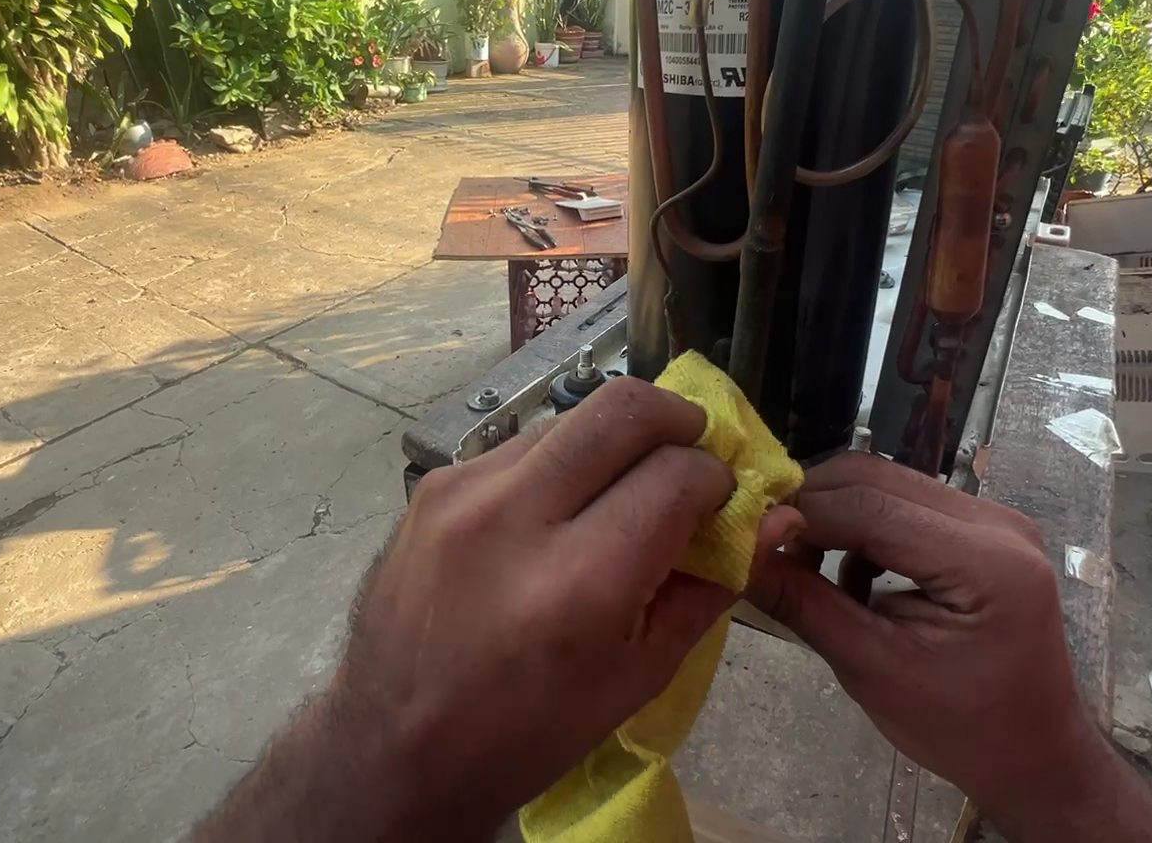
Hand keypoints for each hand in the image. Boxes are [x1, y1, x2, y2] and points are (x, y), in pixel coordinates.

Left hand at [197, 378, 802, 841]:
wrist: (390, 743)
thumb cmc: (527, 730)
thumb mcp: (637, 677)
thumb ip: (709, 586)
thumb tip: (761, 515)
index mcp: (576, 586)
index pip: (675, 477)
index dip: (715, 477)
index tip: (719, 494)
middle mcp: (514, 516)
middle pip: (621, 408)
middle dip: (676, 416)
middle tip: (692, 444)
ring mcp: (464, 487)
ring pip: (571, 416)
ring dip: (615, 437)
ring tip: (622, 481)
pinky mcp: (435, 480)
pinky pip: (525, 441)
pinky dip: (563, 456)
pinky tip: (561, 502)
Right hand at [746, 454, 1151, 842]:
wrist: (1038, 758)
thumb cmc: (961, 729)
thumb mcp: (871, 670)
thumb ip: (803, 601)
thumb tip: (738, 550)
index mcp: (985, 562)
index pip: (868, 506)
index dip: (799, 512)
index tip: (747, 533)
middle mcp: (995, 521)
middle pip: (874, 476)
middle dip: (810, 503)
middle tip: (767, 542)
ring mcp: (992, 516)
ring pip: (883, 479)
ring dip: (832, 510)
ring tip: (804, 562)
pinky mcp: (981, 524)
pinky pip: (901, 498)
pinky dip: (860, 522)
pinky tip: (849, 572)